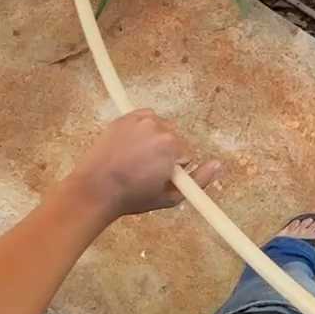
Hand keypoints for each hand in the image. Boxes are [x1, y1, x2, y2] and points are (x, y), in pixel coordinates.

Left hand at [61, 109, 222, 219]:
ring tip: (134, 160)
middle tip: (144, 171)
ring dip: (154, 141)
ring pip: (160, 129)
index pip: (187, 155)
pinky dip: (142, 130)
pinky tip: (130, 146)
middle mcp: (158, 127)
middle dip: (165, 154)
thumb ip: (199, 180)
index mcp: (172, 145)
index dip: (173, 171)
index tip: (156, 179)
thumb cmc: (133, 196)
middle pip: (174, 140)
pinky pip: (145, 119)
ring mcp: (140, 119)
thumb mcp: (171, 197)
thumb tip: (219, 164)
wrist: (95, 189)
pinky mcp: (125, 117)